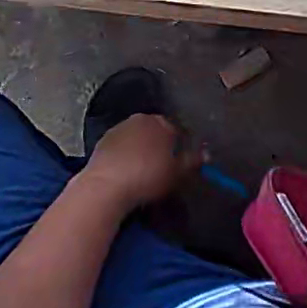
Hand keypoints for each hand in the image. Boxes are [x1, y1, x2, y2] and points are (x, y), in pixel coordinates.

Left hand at [82, 114, 200, 208]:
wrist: (105, 188)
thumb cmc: (148, 176)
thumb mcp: (177, 172)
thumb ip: (193, 161)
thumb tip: (206, 154)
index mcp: (161, 122)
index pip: (176, 130)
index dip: (179, 146)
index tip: (178, 162)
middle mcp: (140, 119)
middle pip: (154, 131)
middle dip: (158, 145)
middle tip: (160, 167)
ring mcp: (118, 129)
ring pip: (135, 138)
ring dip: (139, 149)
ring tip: (141, 172)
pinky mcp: (100, 143)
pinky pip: (119, 148)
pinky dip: (123, 156)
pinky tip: (124, 173)